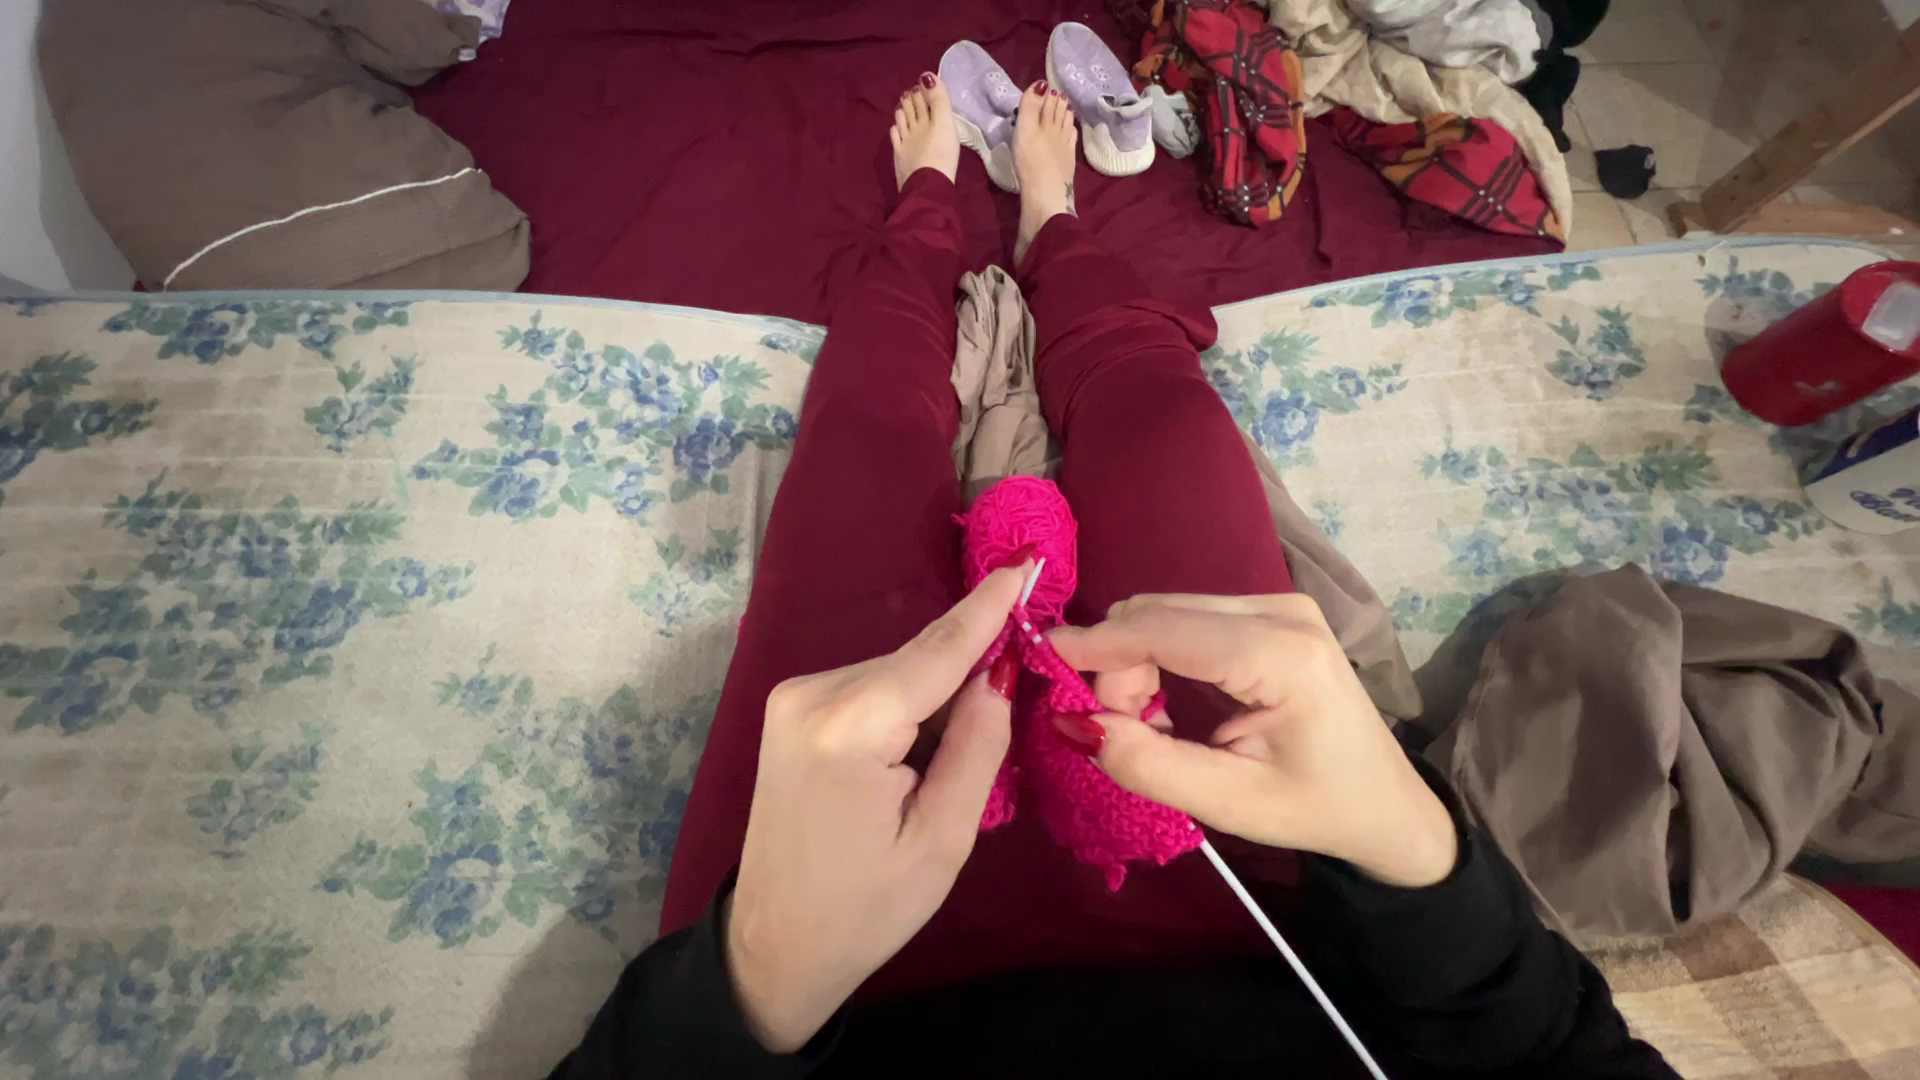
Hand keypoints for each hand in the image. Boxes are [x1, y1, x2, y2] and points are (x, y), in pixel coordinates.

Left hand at [724, 564, 1027, 1051]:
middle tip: (1018, 674)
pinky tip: (914, 746)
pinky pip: (872, 683)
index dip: (987, 607)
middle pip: (917, 659)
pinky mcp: (792, 704)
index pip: (937, 651)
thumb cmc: (867, 908)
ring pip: (896, 669)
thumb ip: (976, 744)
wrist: (773, 944)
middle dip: (970, 662)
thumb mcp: (943, 839)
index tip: (1026, 561)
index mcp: (850, 727)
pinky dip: (906, 701)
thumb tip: (1000, 671)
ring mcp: (794, 694)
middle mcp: (812, 693)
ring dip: (936, 690)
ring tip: (945, 756)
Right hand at [1048, 593, 1457, 888]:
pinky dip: (1155, 654)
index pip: (1161, 630)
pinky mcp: (1266, 609)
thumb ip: (1146, 764)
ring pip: (1161, 611)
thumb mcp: (1229, 803)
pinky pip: (1181, 616)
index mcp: (1281, 655)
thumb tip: (1071, 723)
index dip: (1094, 644)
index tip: (1038, 658)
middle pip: (1154, 615)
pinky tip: (1170, 699)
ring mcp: (1275, 602)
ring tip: (1152, 723)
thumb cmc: (1315, 808)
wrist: (1387, 803)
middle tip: (1123, 730)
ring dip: (1134, 663)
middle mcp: (1279, 609)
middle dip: (1117, 668)